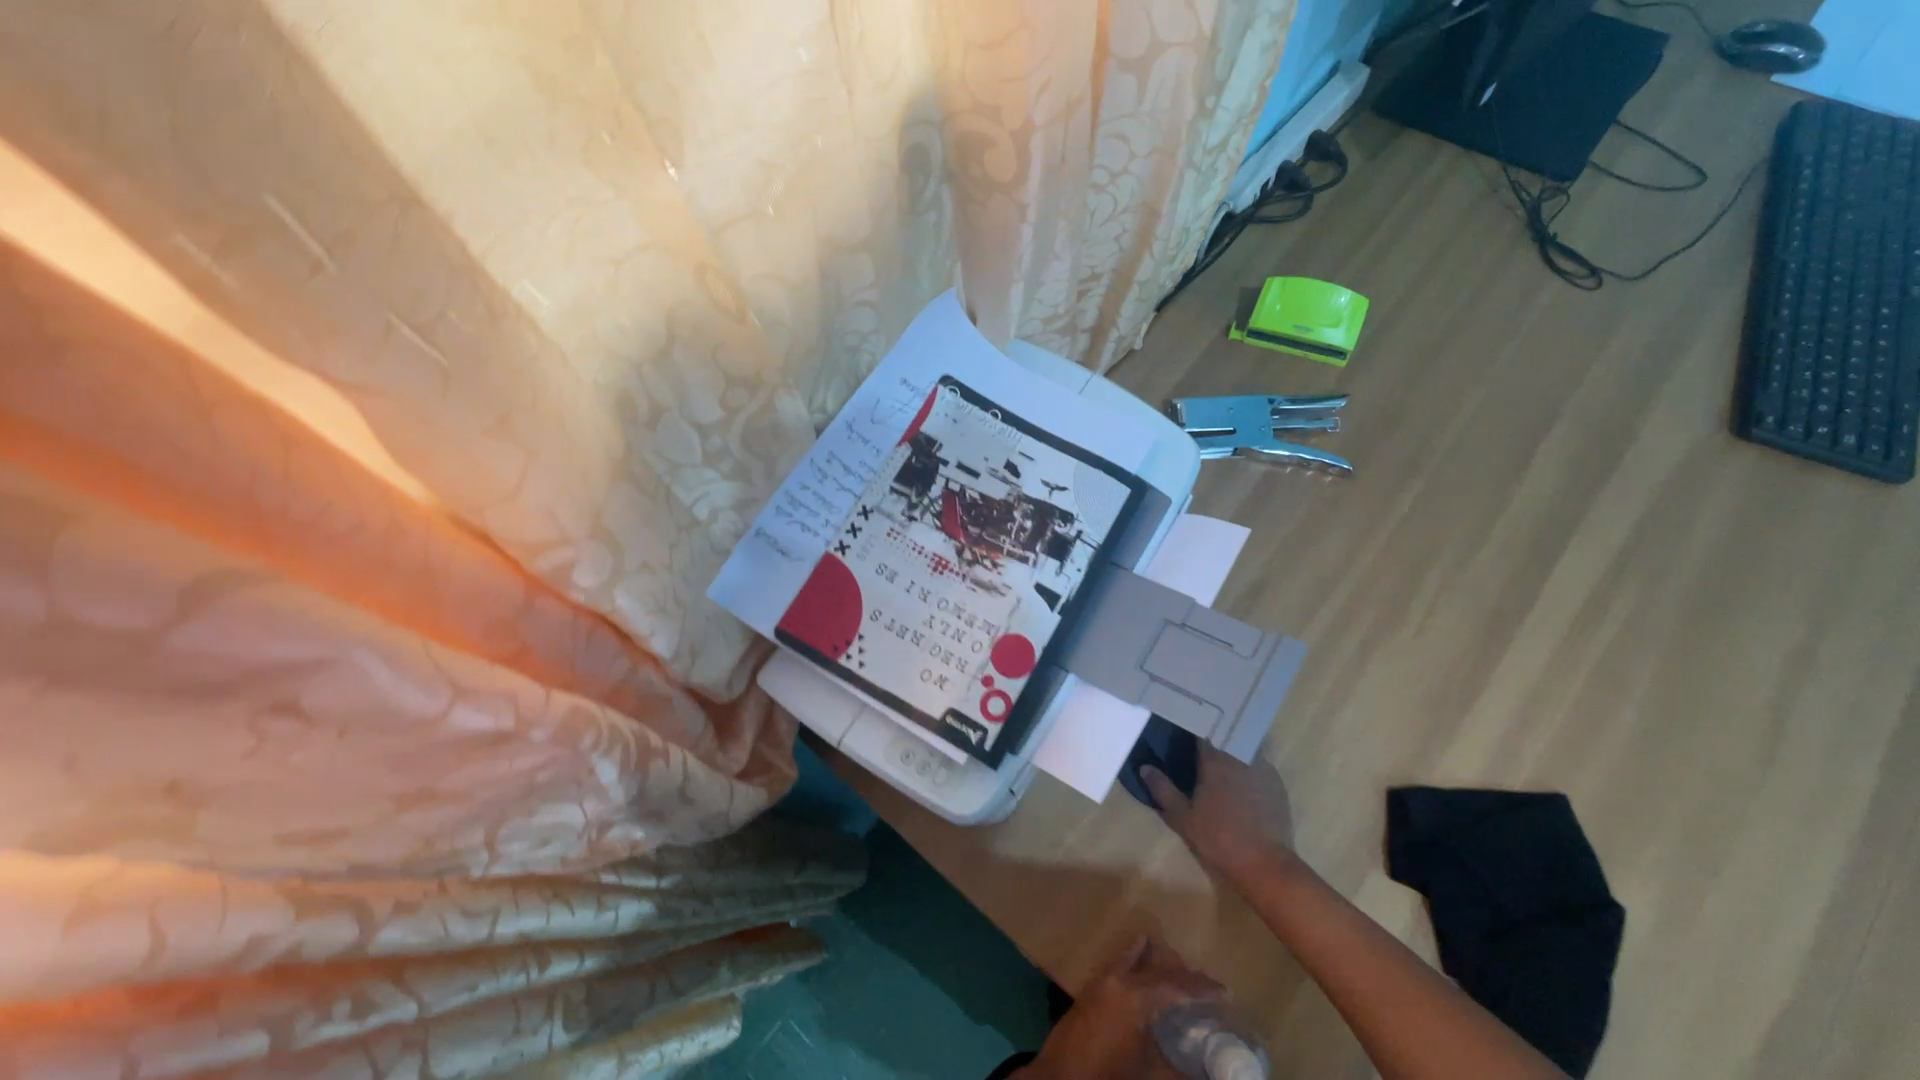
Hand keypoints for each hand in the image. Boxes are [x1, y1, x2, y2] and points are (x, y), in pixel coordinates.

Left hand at [1019, 937, 1222, 1079]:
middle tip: (1206, 987)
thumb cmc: (1106, 1076)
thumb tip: (1206, 1070)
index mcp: (1135, 997)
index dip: (1202, 987)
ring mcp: (1099, 982)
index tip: (1224, 991)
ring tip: (1180, 975)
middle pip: (1157, 969)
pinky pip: (1118, 965)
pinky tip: (1143, 969)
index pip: (1176, 985)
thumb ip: (1179, 1069)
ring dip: (1157, 965)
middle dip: (1183, 976)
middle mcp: (1117, 980)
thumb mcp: (1148, 1074)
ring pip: (1134, 960)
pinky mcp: (1089, 990)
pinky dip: (1135, 962)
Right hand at [1141, 741, 1296, 884]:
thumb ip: (1162, 789)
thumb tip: (1145, 768)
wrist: (1264, 863)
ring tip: (1222, 759)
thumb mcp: (1182, 817)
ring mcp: (1263, 768)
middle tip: (1201, 744)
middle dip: (1214, 735)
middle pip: (1226, 735)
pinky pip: (1259, 764)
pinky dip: (1249, 766)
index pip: (1203, 730)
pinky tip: (1242, 782)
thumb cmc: (1218, 838)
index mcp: (1215, 759)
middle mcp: (1241, 755)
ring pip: (1245, 747)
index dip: (1193, 727)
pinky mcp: (1277, 783)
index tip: (1183, 728)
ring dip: (1233, 749)